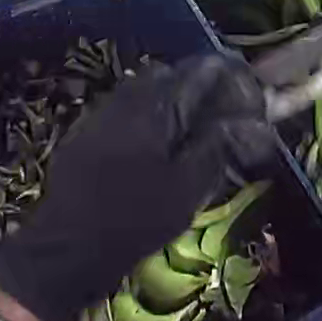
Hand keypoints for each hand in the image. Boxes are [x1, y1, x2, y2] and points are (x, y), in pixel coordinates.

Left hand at [0, 55, 278, 320]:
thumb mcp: (187, 187)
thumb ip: (220, 145)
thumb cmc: (134, 220)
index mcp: (157, 105)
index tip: (249, 93)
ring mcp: (103, 110)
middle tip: (224, 110)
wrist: (64, 249)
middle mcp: (129, 96)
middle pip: (175, 72)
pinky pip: (127, 103)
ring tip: (193, 124)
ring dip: (175, 96)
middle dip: (203, 84)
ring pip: (148, 86)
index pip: (203, 70)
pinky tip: (155, 140)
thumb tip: (257, 122)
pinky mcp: (87, 128)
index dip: (231, 76)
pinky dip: (150, 111)